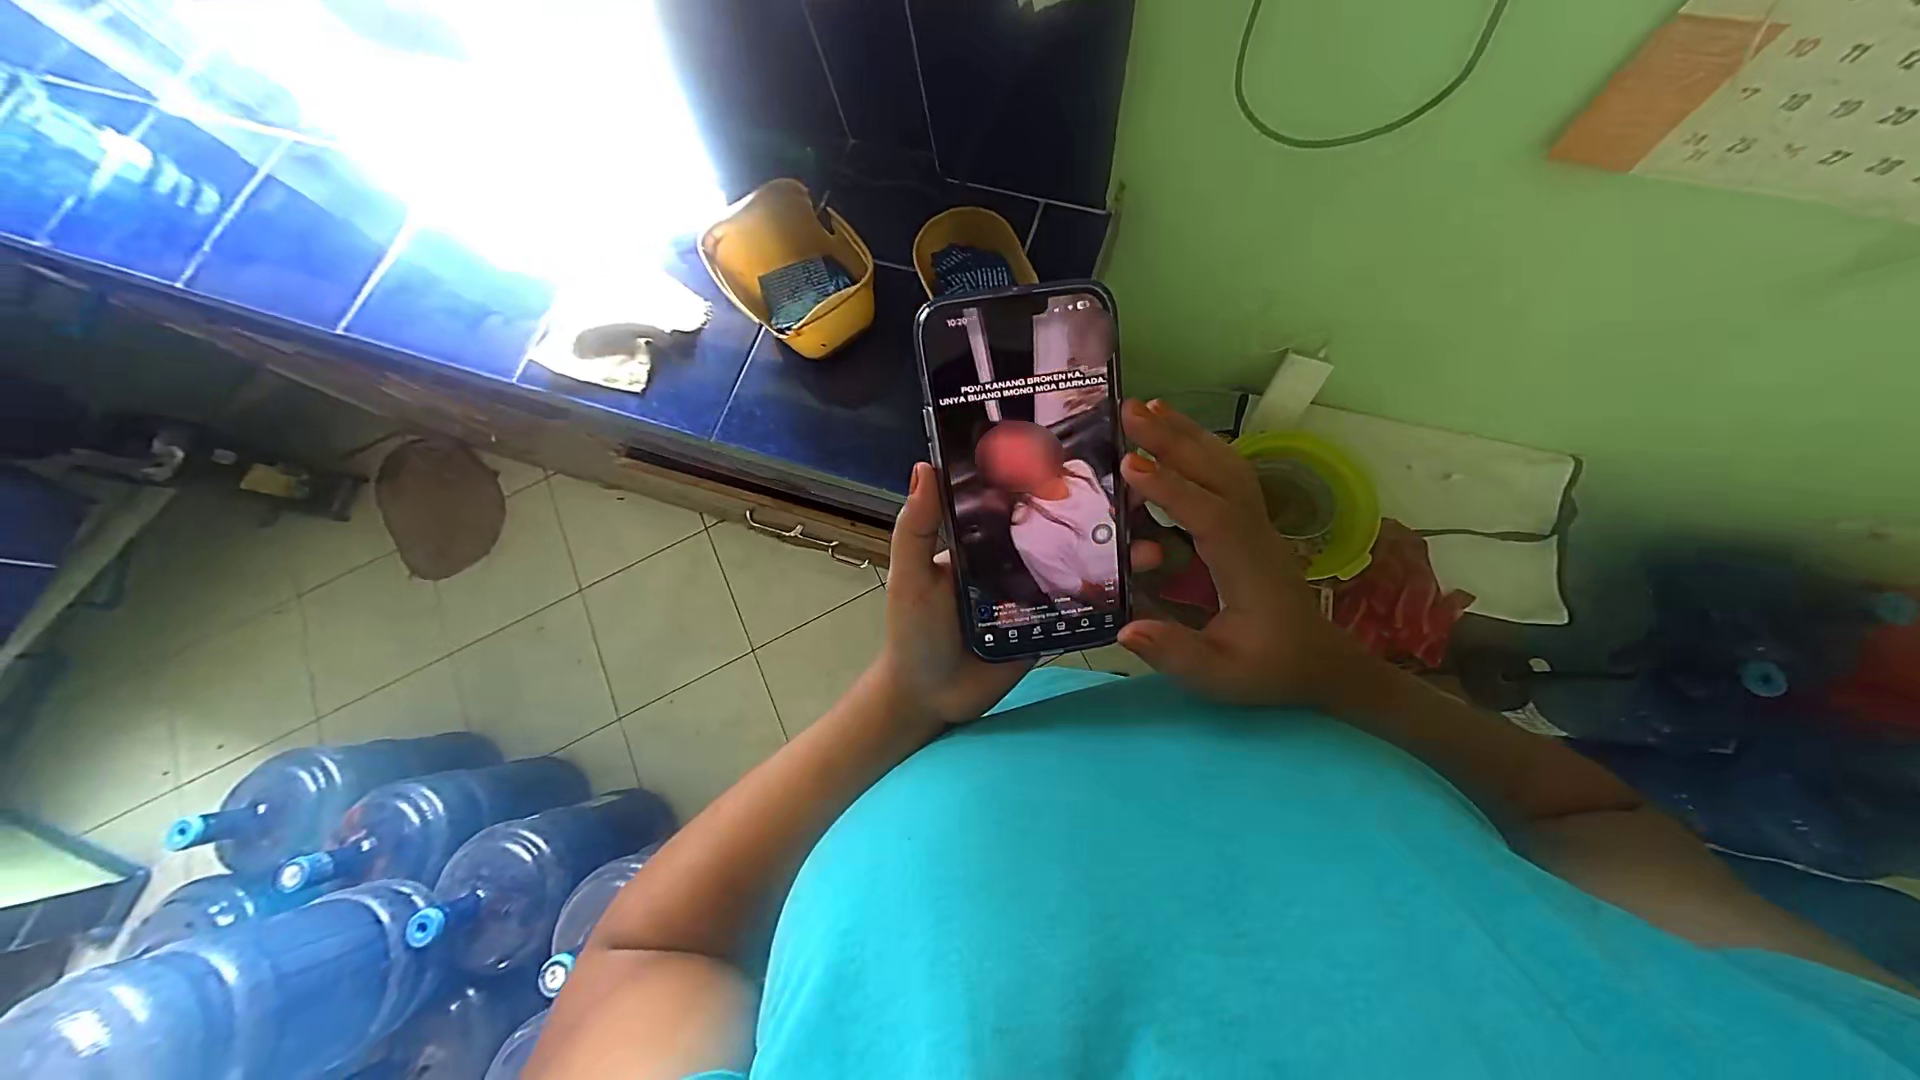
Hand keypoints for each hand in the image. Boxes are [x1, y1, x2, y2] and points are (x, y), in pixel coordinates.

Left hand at [874, 462, 1161, 728]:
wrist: (931, 698)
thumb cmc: (914, 631)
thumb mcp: (911, 575)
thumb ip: (916, 527)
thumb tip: (924, 466)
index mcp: (982, 539)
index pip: (1018, 499)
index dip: (1048, 477)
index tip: (1088, 451)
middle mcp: (1014, 559)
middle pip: (1060, 528)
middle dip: (1098, 513)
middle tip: (1138, 495)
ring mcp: (1036, 593)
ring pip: (1080, 565)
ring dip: (1114, 553)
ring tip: (1149, 544)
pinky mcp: (1050, 626)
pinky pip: (1084, 607)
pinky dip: (1111, 595)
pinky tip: (1142, 583)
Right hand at [1115, 399, 1379, 708]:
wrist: (1323, 664)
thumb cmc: (1269, 669)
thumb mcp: (1219, 676)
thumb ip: (1176, 653)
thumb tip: (1125, 628)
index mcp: (1248, 568)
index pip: (1211, 517)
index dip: (1171, 490)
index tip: (1130, 465)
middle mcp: (1255, 535)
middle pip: (1220, 474)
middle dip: (1175, 439)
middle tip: (1130, 410)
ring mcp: (1257, 525)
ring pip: (1227, 466)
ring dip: (1188, 433)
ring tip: (1150, 407)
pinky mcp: (1251, 525)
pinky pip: (1228, 476)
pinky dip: (1200, 448)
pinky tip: (1176, 437)